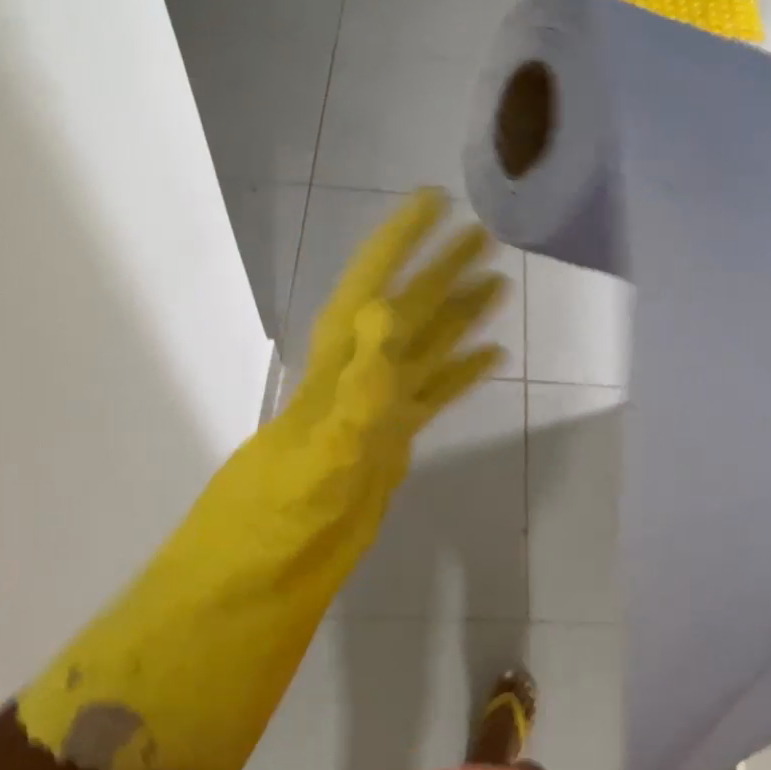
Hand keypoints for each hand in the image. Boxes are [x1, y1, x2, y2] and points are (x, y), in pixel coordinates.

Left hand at [16, 188, 506, 769]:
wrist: (273, 568)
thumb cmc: (286, 510)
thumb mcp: (323, 448)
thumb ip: (358, 385)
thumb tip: (384, 311)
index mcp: (340, 365)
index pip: (372, 286)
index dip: (400, 242)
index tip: (433, 201)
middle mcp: (361, 375)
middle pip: (409, 309)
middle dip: (443, 269)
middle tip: (484, 233)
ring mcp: (379, 408)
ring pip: (427, 347)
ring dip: (458, 314)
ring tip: (497, 283)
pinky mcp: (394, 442)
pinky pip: (435, 395)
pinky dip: (463, 373)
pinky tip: (491, 355)